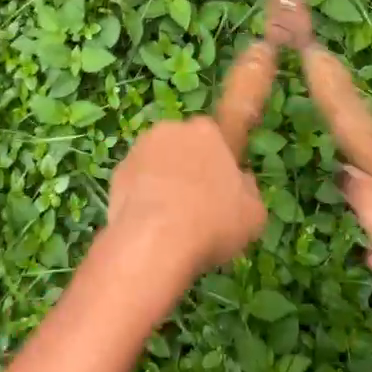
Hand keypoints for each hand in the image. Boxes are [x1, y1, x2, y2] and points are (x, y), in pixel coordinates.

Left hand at [107, 117, 265, 273]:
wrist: (156, 241)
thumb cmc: (212, 221)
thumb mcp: (254, 212)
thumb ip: (248, 190)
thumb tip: (242, 183)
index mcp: (206, 131)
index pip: (214, 137)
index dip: (217, 163)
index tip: (221, 189)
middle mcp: (171, 130)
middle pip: (183, 146)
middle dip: (188, 168)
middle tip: (198, 205)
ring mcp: (140, 149)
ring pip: (157, 163)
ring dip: (163, 181)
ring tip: (172, 221)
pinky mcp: (117, 172)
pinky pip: (136, 183)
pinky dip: (142, 198)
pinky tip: (150, 226)